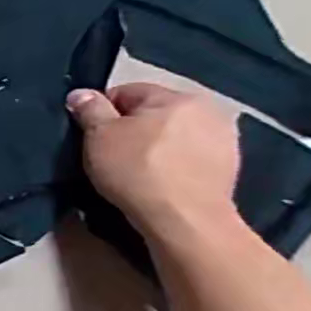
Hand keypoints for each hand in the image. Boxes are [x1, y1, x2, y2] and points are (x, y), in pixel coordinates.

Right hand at [67, 83, 240, 239]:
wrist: (184, 219)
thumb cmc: (136, 171)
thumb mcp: (99, 136)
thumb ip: (90, 109)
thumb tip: (80, 93)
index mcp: (175, 97)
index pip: (125, 92)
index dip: (102, 113)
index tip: (93, 137)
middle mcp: (207, 108)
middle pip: (153, 112)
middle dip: (131, 127)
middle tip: (112, 154)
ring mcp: (224, 137)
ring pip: (173, 132)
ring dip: (155, 144)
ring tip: (137, 169)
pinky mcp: (229, 164)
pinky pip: (189, 153)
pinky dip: (174, 161)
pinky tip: (161, 179)